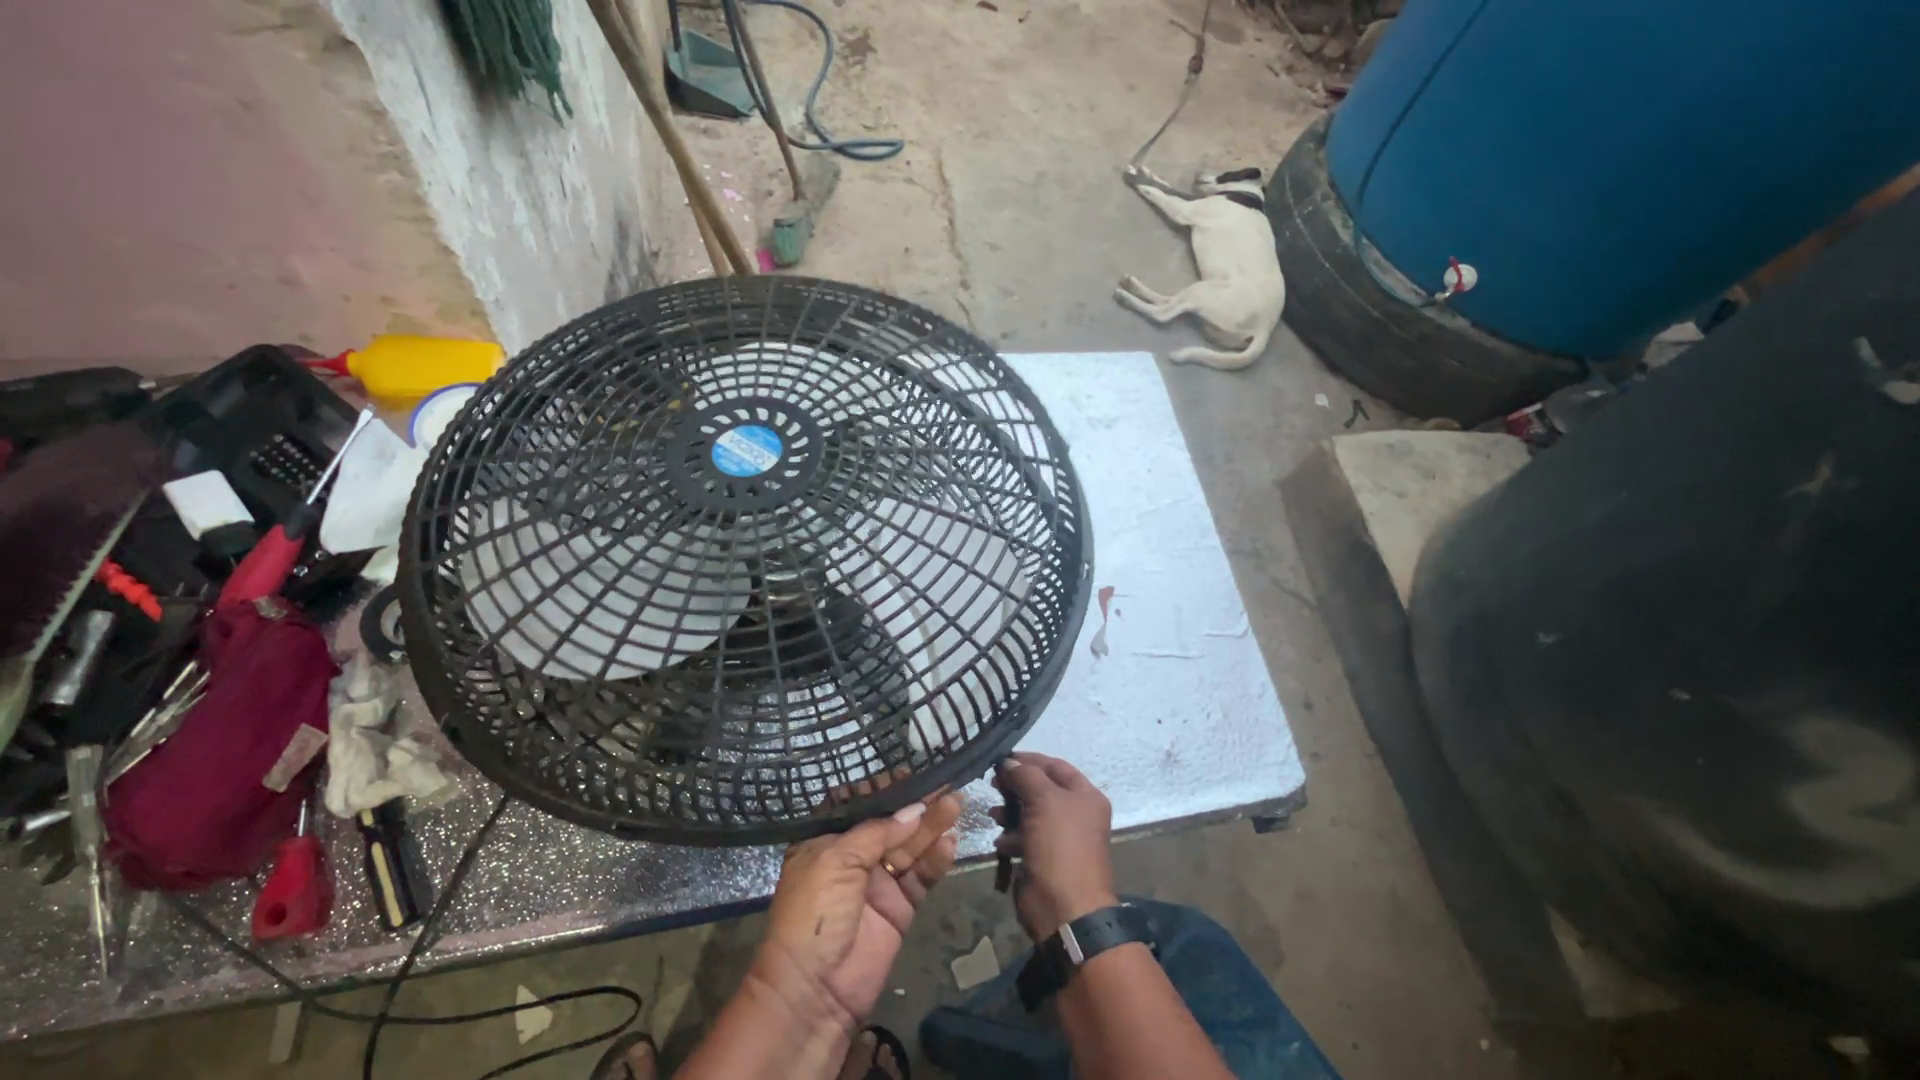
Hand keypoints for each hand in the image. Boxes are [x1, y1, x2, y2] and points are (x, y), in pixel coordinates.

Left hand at [756, 790, 963, 1025]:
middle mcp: (852, 857)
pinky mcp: (899, 907)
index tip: (911, 770)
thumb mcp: (835, 861)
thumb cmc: (814, 914)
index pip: (856, 804)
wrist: (815, 989)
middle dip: (916, 804)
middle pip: (889, 824)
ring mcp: (877, 882)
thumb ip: (876, 833)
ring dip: (931, 826)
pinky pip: (920, 877)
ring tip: (955, 803)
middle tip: (946, 784)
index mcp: (824, 840)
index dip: (882, 787)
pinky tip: (950, 843)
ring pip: (909, 847)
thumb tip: (913, 809)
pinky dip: (936, 860)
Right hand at [993, 753, 1117, 941]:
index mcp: (1085, 796)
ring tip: (994, 815)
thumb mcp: (1044, 800)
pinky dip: (1010, 836)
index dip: (1029, 760)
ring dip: (1009, 811)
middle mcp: (1075, 814)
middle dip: (1016, 786)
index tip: (1001, 758)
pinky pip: (1024, 838)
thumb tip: (1008, 762)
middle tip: (992, 784)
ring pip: (1029, 814)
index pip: (1055, 766)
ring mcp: (1060, 838)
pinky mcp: (1044, 859)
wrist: (1064, 907)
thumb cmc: (1060, 846)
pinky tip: (1001, 842)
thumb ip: (1026, 775)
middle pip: (1041, 789)